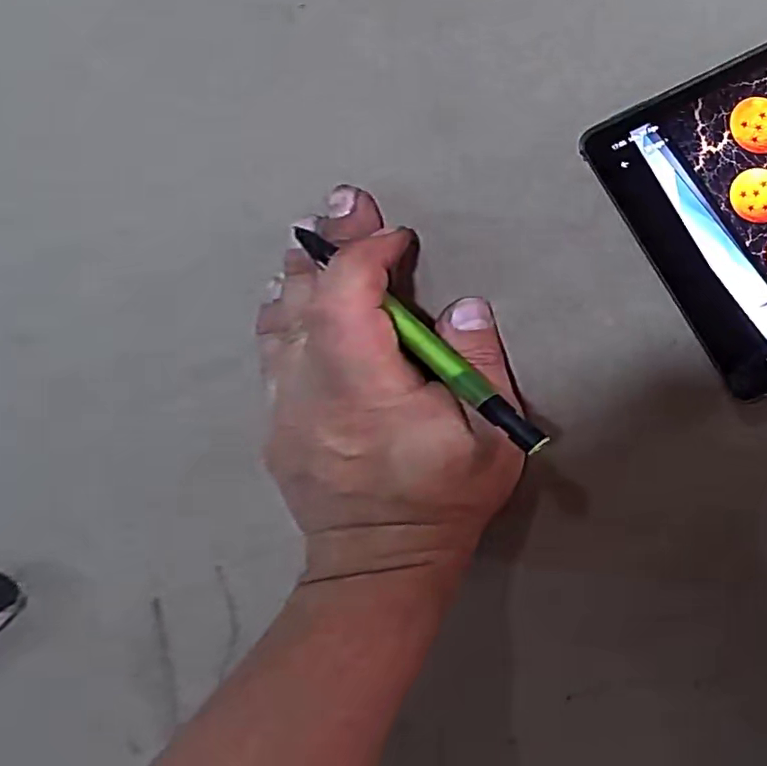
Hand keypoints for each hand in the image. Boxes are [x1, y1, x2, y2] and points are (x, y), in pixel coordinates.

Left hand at [254, 185, 525, 583]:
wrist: (382, 564)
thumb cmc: (449, 497)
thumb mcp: (491, 434)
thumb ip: (479, 365)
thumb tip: (464, 307)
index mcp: (367, 399)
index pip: (349, 310)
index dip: (367, 261)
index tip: (400, 236)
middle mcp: (311, 398)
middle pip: (306, 306)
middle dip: (329, 248)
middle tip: (347, 201)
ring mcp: (286, 412)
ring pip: (279, 326)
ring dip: (301, 274)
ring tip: (317, 232)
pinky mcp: (280, 423)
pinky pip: (275, 352)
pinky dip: (288, 310)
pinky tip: (296, 290)